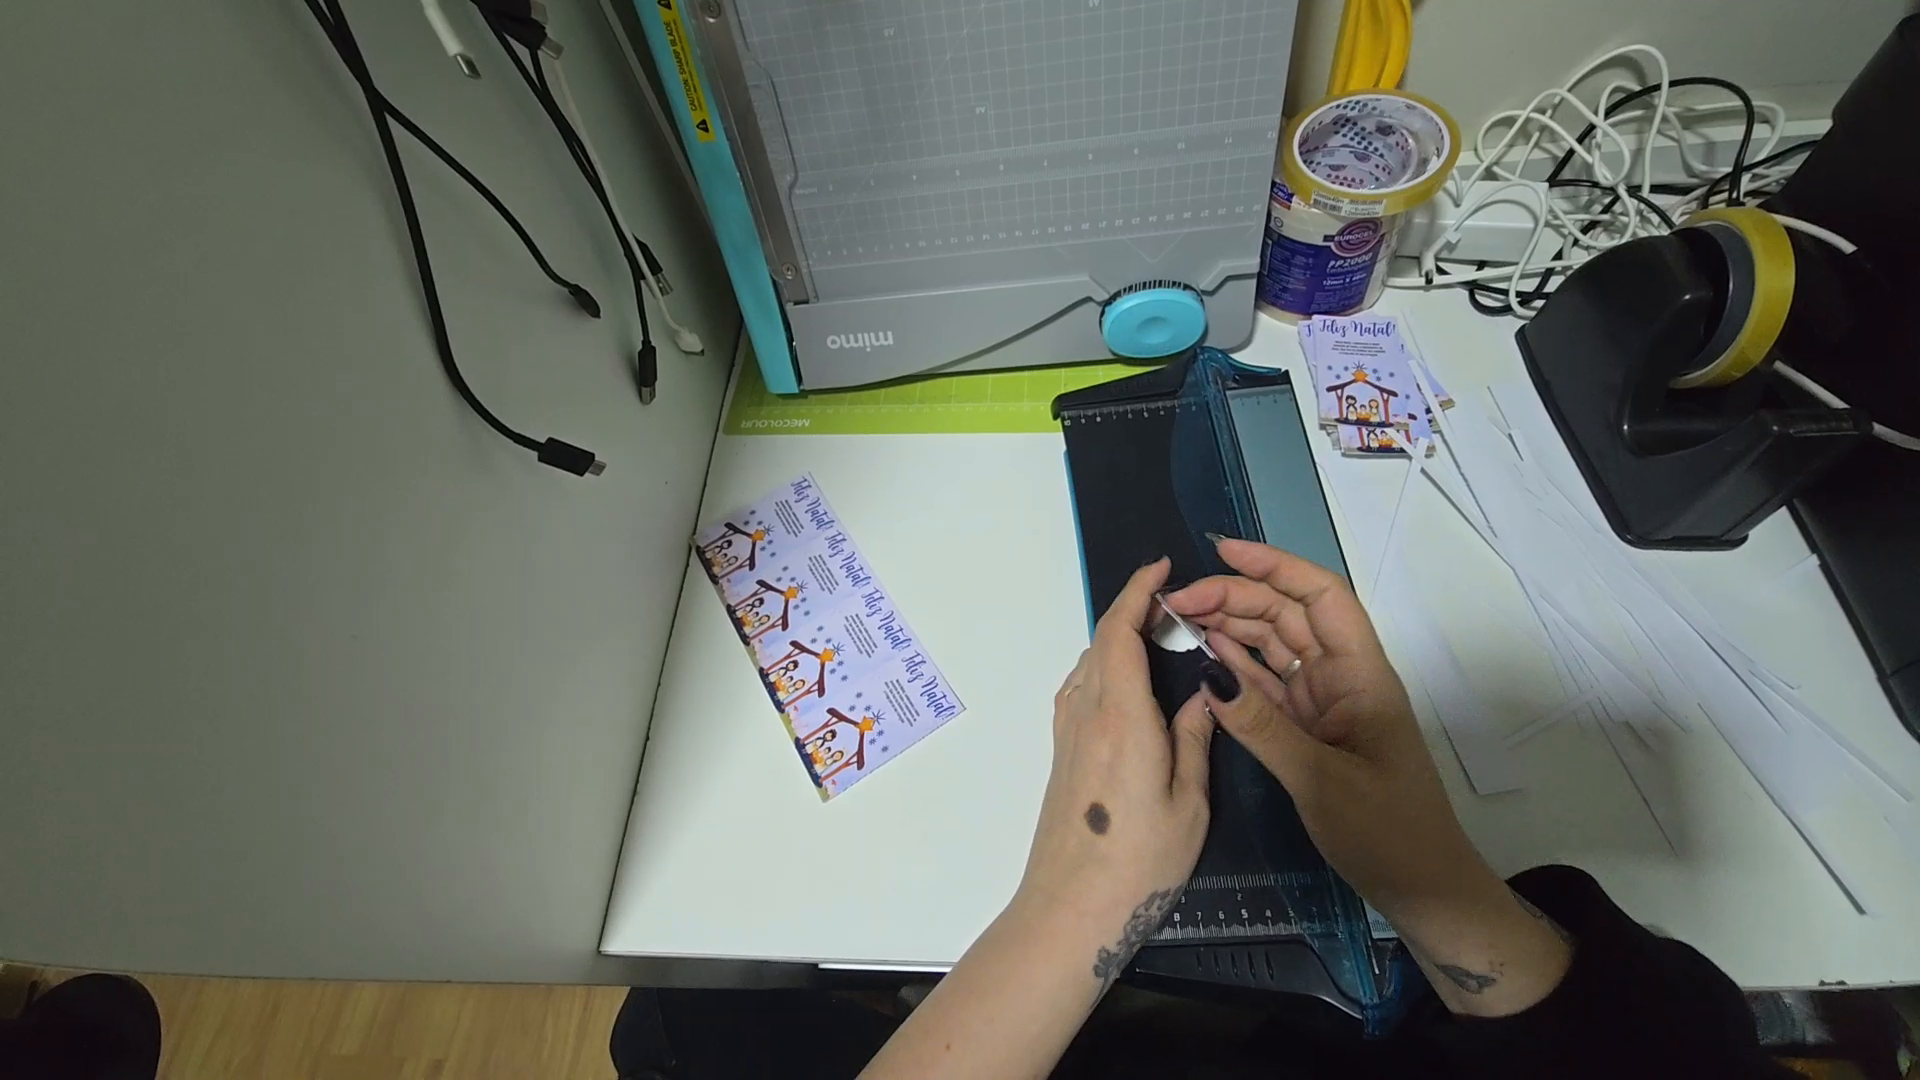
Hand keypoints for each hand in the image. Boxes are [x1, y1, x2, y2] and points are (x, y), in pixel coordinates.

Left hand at [1014, 557, 1213, 987]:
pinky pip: (1082, 685)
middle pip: (1102, 640)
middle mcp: (1086, 710)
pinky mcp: (1061, 747)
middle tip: (1175, 607)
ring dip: (1117, 637)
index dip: (1137, 591)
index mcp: (1122, 715)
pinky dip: (1105, 664)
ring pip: (1090, 661)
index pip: (1119, 631)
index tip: (1160, 567)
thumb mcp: (1188, 801)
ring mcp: (1067, 728)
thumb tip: (1201, 693)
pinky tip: (1129, 683)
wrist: (1069, 906)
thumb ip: (1194, 737)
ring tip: (1158, 637)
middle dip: (1133, 610)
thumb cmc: (1138, 859)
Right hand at [1162, 540, 1485, 916]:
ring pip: (1271, 645)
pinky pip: (1263, 683)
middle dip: (1235, 597)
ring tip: (1180, 619)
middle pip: (1286, 615)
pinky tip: (1202, 653)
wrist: (1422, 891)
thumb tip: (1207, 671)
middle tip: (1178, 602)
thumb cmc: (1387, 832)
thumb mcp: (1321, 779)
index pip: (1321, 596)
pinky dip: (1232, 666)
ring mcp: (1320, 701)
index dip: (1275, 565)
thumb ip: (1261, 724)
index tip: (1221, 551)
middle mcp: (1340, 676)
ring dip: (1229, 626)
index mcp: (1361, 674)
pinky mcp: (1304, 727)